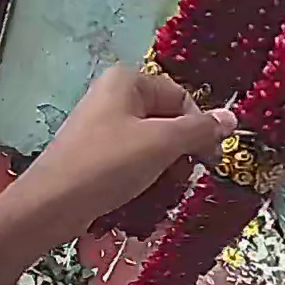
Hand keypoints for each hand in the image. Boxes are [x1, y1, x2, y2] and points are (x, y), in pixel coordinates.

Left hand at [8, 66, 235, 236]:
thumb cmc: (108, 164)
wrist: (52, 203)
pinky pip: (131, 158)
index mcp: (127, 81)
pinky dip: (142, 175)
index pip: (181, 97)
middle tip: (181, 176)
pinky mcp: (93, 153)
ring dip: (164, 166)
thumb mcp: (161, 144)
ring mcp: (101, 125)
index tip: (209, 160)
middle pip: (166, 119)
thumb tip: (232, 118)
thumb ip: (199, 130)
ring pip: (150, 142)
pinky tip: (141, 194)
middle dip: (180, 150)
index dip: (199, 128)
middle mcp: (113, 96)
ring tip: (161, 188)